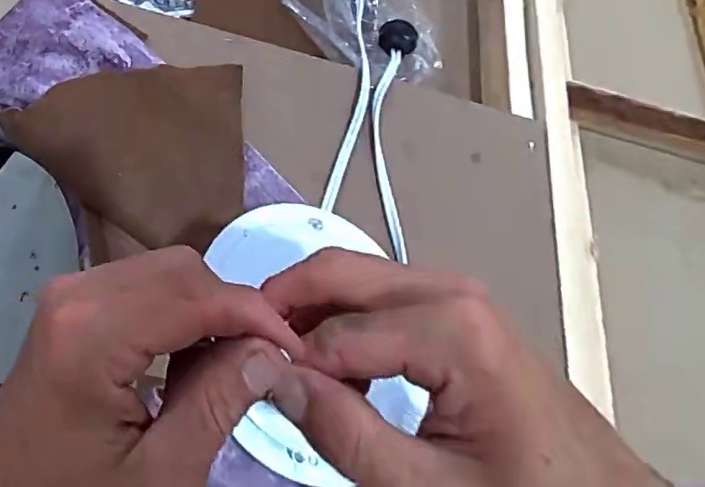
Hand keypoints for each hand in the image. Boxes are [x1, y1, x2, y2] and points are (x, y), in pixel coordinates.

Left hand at [0, 246, 302, 486]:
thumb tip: (274, 349)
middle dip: (229, 308)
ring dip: (206, 307)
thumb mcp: (157, 476)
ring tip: (225, 361)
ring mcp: (70, 291)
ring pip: (167, 270)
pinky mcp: (72, 299)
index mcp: (88, 333)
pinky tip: (188, 354)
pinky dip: (178, 309)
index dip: (252, 313)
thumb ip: (218, 402)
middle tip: (261, 357)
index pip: (193, 295)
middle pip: (181, 270)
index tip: (294, 344)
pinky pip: (144, 282)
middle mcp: (76, 292)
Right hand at [259, 248, 663, 486]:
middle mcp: (450, 289)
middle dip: (289, 301)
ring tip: (283, 359)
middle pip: (344, 272)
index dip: (287, 355)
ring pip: (360, 278)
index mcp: (450, 325)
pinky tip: (335, 364)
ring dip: (314, 308)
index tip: (248, 379)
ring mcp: (455, 293)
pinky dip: (347, 318)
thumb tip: (278, 381)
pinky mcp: (457, 308)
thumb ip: (345, 433)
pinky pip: (384, 297)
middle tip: (247, 345)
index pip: (338, 329)